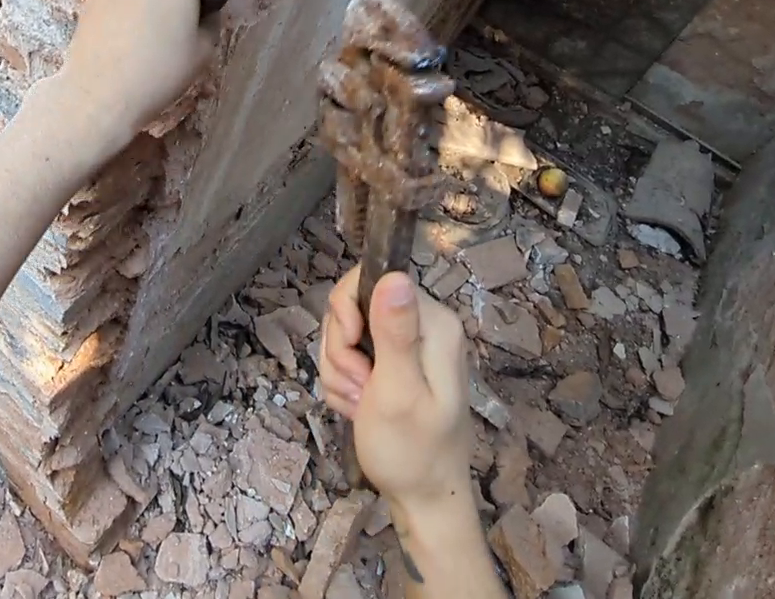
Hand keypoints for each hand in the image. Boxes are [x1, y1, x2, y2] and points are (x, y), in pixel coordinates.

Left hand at [52, 0, 214, 143]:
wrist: (102, 94)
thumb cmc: (161, 71)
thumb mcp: (205, 52)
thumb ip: (210, 23)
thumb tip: (203, 14)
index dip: (197, 1)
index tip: (192, 25)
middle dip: (167, 0)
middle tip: (168, 36)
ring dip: (140, 8)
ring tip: (139, 46)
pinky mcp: (88, 1)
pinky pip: (112, 5)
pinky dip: (117, 18)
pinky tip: (117, 48)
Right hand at [320, 269, 473, 513]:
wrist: (420, 499)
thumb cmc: (412, 449)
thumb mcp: (399, 391)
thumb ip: (395, 332)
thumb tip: (394, 274)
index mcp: (434, 321)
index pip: (371, 279)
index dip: (348, 311)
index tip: (351, 350)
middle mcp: (422, 322)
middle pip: (353, 303)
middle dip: (341, 347)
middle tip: (359, 385)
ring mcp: (405, 342)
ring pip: (345, 330)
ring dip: (340, 368)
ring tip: (360, 402)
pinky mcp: (390, 360)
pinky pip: (348, 352)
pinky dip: (343, 380)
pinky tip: (357, 406)